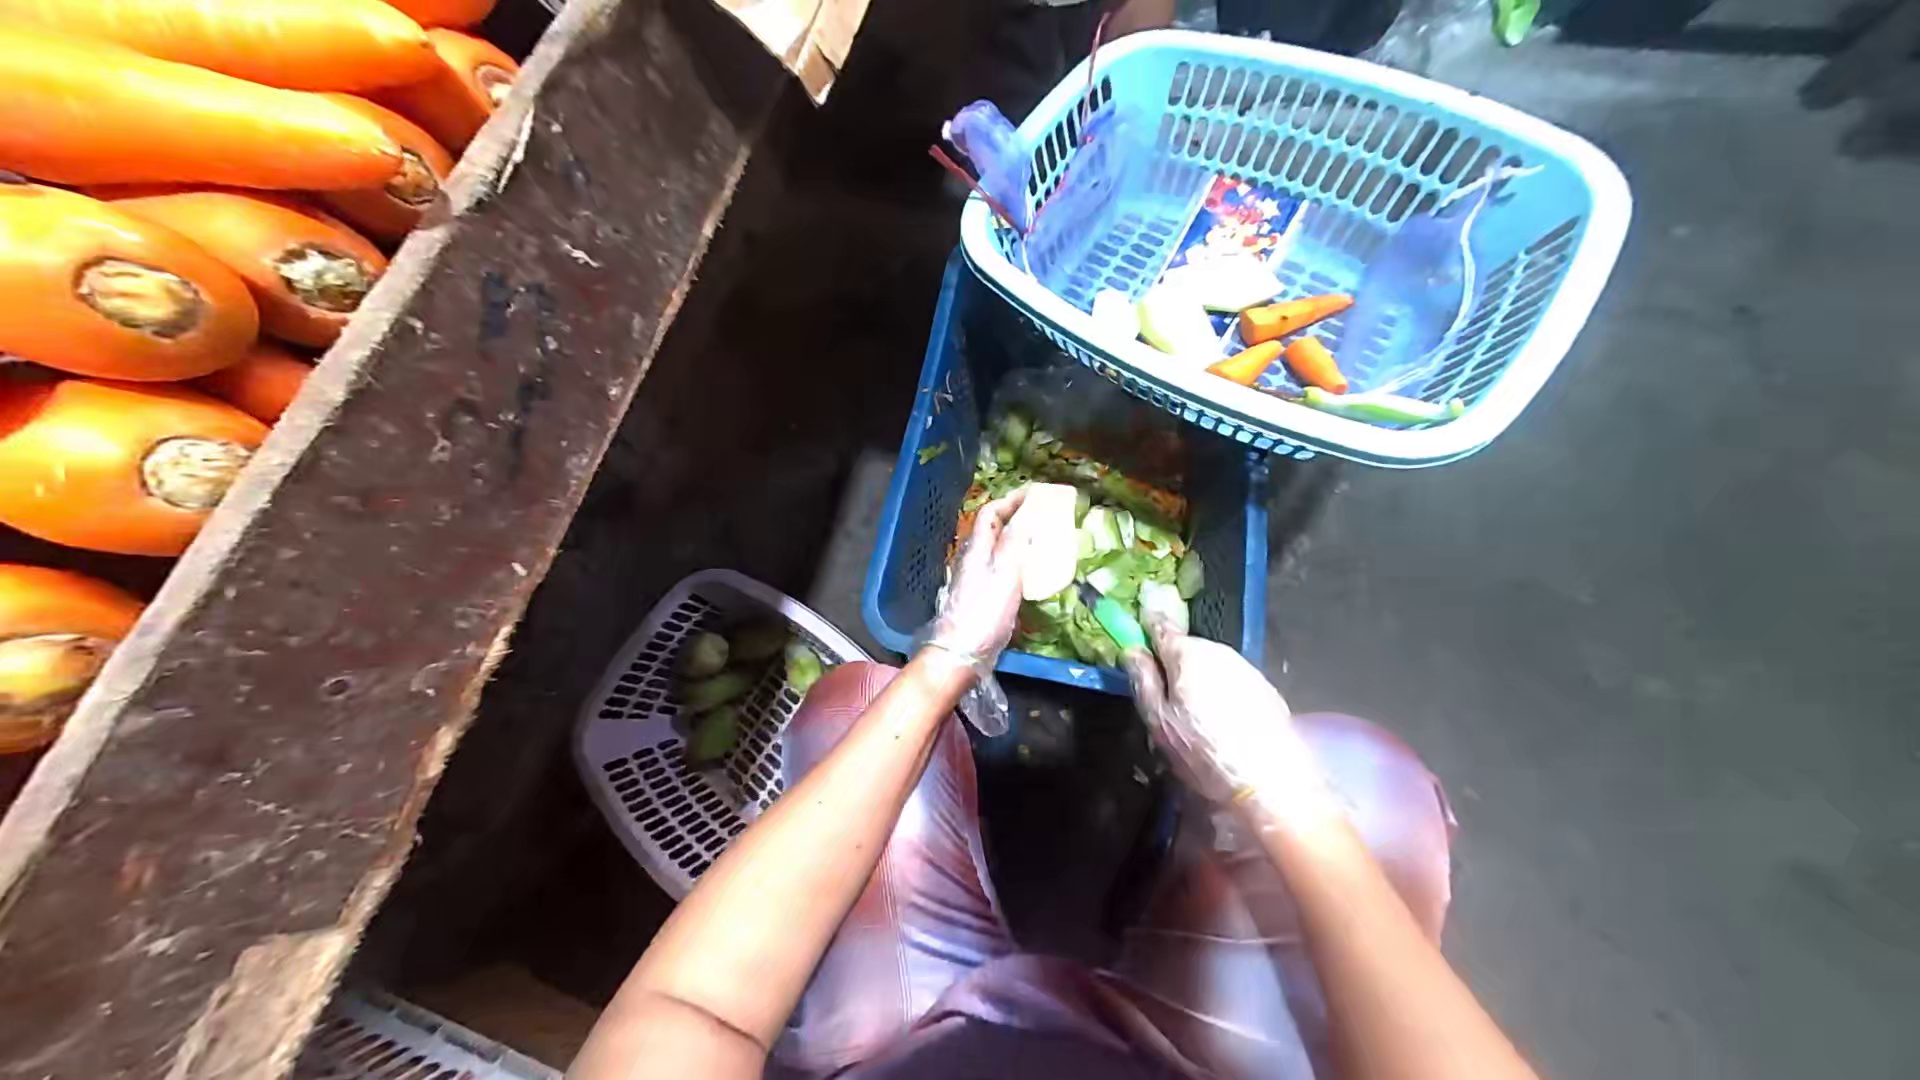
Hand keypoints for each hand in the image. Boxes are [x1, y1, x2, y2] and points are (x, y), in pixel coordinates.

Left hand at [924, 487, 1028, 676]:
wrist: (961, 653)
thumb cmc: (982, 613)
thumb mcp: (1004, 574)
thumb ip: (1014, 544)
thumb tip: (1026, 515)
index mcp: (977, 549)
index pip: (991, 512)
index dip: (1011, 499)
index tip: (1036, 494)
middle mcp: (974, 559)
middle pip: (995, 529)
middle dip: (1018, 517)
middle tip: (1045, 515)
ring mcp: (977, 579)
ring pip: (1000, 549)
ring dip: (1020, 539)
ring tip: (1045, 538)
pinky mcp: (983, 597)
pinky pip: (1003, 569)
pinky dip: (1020, 562)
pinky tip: (1034, 572)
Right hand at [1128, 615, 1332, 818]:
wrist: (1270, 781)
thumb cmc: (1204, 751)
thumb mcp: (1159, 720)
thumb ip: (1143, 680)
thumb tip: (1132, 651)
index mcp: (1187, 654)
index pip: (1160, 627)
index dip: (1146, 629)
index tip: (1137, 639)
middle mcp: (1218, 651)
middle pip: (1186, 646)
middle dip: (1172, 662)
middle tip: (1163, 695)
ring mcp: (1245, 667)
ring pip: (1209, 662)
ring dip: (1197, 677)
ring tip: (1193, 712)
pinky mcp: (1264, 687)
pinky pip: (1230, 678)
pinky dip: (1220, 689)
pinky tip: (1221, 719)